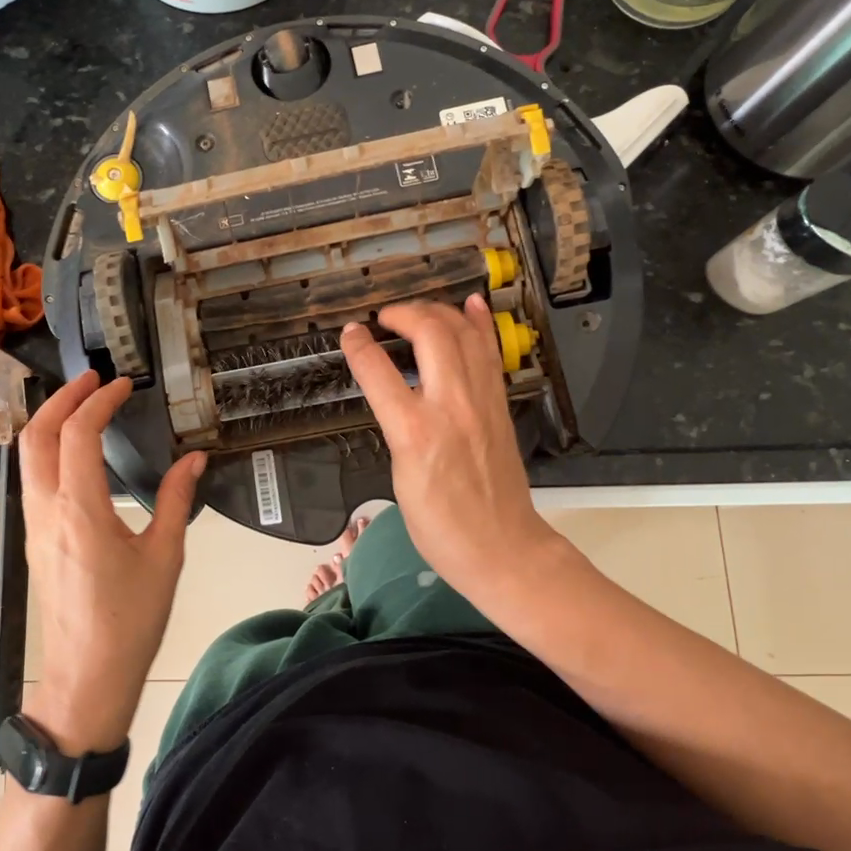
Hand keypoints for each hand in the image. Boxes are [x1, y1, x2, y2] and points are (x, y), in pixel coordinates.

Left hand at [18, 372, 205, 754]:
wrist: (87, 676)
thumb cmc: (131, 620)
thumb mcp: (165, 557)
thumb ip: (177, 500)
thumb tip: (194, 458)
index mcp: (81, 510)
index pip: (78, 434)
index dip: (99, 401)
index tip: (124, 386)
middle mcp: (47, 510)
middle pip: (35, 435)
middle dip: (61, 398)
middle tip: (92, 380)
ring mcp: (33, 526)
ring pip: (26, 457)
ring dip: (48, 421)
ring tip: (81, 405)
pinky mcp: (34, 540)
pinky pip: (30, 479)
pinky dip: (45, 449)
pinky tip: (73, 452)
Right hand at [340, 296, 572, 596]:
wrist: (501, 546)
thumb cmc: (440, 527)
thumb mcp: (399, 479)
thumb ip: (397, 430)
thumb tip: (393, 400)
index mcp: (415, 432)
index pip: (378, 371)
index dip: (358, 345)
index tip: (349, 332)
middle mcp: (450, 406)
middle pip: (429, 333)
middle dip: (403, 313)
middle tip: (385, 318)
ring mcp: (481, 402)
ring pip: (463, 334)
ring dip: (438, 312)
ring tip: (417, 310)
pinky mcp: (500, 405)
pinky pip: (488, 352)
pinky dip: (479, 323)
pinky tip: (471, 305)